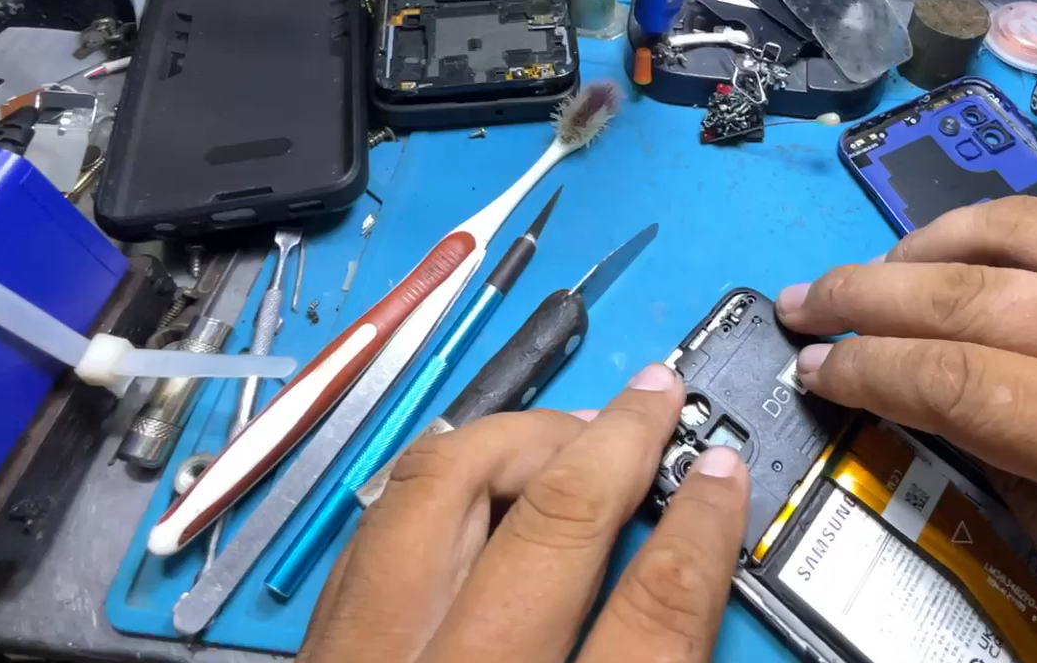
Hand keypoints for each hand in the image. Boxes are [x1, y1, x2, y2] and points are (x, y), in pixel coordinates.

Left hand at [301, 363, 749, 662]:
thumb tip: (699, 600)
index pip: (647, 625)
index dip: (700, 533)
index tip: (722, 474)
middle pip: (541, 533)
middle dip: (616, 445)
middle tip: (656, 399)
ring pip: (436, 495)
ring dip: (523, 437)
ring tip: (580, 424)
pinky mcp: (313, 662)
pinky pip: (382, 525)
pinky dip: (448, 472)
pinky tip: (494, 467)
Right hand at [779, 195, 1036, 661]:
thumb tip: (959, 430)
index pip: (974, 382)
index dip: (874, 370)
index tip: (810, 370)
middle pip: (984, 292)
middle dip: (871, 294)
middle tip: (799, 303)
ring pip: (1029, 228)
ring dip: (929, 242)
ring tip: (869, 270)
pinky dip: (1003, 221)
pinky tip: (966, 243)